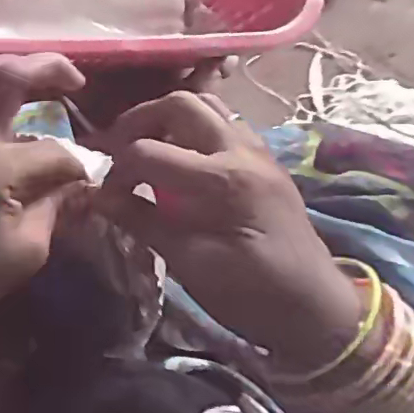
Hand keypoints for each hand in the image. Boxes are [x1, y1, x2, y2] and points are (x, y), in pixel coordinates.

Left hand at [0, 54, 91, 320]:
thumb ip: (58, 205)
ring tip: (36, 74)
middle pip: (4, 79)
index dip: (81, 164)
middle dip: (46, 68)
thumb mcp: (30, 248)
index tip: (93, 180)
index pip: (54, 150)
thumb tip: (84, 181)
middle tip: (75, 78)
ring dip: (6, 67)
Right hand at [93, 91, 361, 369]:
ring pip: (205, 104)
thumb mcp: (190, 264)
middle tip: (115, 151)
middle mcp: (241, 152)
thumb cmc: (251, 293)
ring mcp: (256, 151)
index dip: (116, 172)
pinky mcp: (262, 159)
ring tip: (143, 147)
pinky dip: (191, 129)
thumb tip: (97, 197)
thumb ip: (142, 222)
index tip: (106, 197)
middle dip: (136, 123)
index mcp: (223, 181)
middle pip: (179, 105)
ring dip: (165, 119)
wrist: (316, 308)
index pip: (147, 151)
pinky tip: (178, 159)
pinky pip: (222, 122)